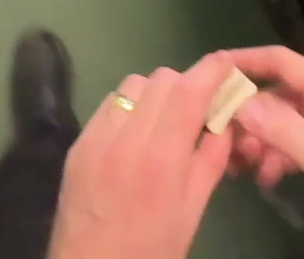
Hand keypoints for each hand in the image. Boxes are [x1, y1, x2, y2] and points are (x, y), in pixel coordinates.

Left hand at [48, 56, 235, 258]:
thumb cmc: (151, 253)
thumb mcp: (192, 213)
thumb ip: (212, 159)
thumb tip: (226, 120)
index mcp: (161, 161)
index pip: (189, 91)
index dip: (212, 70)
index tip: (226, 64)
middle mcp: (127, 140)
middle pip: (163, 79)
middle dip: (186, 86)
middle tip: (195, 110)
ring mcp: (96, 139)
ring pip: (134, 83)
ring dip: (155, 93)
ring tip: (162, 121)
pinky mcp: (77, 144)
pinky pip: (110, 103)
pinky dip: (129, 106)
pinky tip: (134, 132)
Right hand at [220, 46, 303, 258]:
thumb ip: (282, 129)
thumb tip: (239, 102)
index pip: (279, 59)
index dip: (245, 60)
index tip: (211, 73)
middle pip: (278, 92)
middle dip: (247, 113)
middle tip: (221, 142)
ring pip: (286, 120)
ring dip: (261, 139)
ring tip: (242, 169)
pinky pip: (299, 143)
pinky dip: (280, 156)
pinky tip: (269, 180)